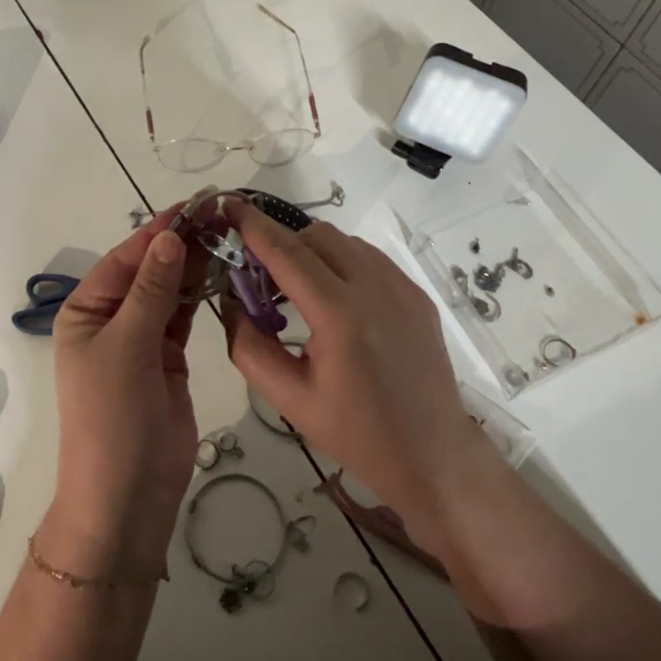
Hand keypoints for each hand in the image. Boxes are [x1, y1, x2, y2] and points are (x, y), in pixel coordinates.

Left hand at [43, 210, 198, 579]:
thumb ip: (151, 291)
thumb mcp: (126, 347)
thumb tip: (169, 238)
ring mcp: (142, 341)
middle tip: (224, 216)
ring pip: (170, 293)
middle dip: (181, 245)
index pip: (124, 260)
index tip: (195, 204)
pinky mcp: (169, 361)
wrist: (127, 494)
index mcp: (86, 313)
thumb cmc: (113, 417)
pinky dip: (202, 296)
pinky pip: (186, 318)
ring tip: (230, 236)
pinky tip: (224, 273)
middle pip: (149, 272)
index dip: (158, 231)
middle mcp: (112, 320)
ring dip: (195, 267)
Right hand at [221, 202, 490, 530]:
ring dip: (314, 251)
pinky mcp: (417, 296)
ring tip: (299, 289)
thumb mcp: (289, 399)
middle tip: (260, 272)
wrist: (432, 454)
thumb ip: (250, 347)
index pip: (287, 252)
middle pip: (317, 235)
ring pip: (346, 243)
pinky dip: (344, 263)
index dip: (253, 226)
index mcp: (339, 316)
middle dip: (283, 241)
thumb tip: (232, 303)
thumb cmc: (356, 433)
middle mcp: (374, 289)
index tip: (228, 206)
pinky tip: (335, 300)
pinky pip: (371, 259)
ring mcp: (402, 289)